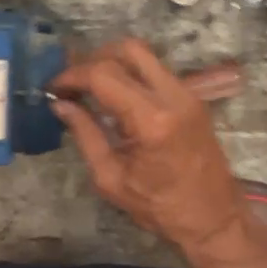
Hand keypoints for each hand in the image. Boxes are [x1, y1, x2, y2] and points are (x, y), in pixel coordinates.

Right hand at [49, 39, 256, 255]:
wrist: (213, 217)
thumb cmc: (158, 207)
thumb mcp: (110, 178)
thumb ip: (85, 134)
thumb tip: (61, 105)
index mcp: (151, 120)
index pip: (104, 75)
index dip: (72, 76)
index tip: (53, 88)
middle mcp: (173, 96)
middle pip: (127, 50)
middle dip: (92, 60)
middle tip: (72, 82)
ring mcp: (187, 93)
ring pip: (144, 55)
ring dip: (112, 64)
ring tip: (88, 88)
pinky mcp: (193, 98)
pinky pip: (155, 70)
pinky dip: (129, 74)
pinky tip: (112, 99)